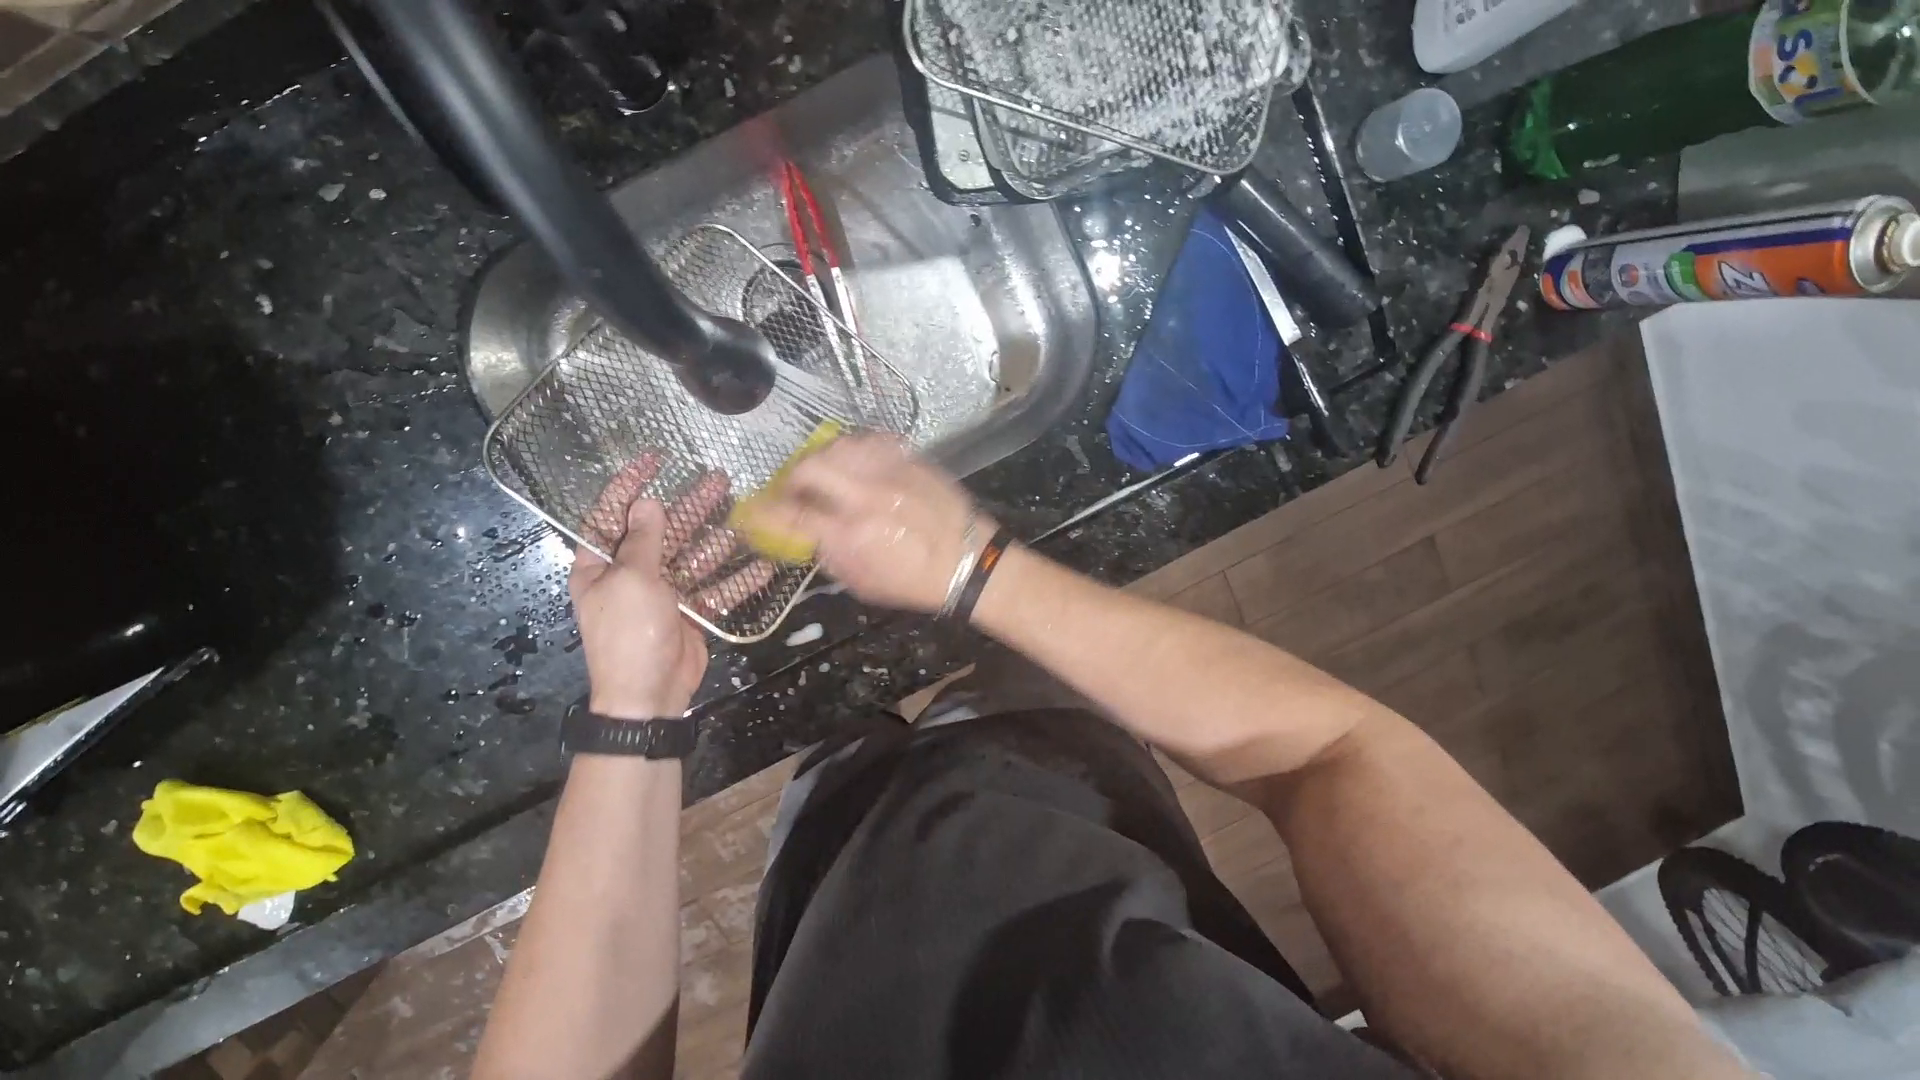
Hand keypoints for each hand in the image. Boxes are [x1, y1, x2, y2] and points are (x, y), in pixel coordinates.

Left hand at [569, 457, 772, 718]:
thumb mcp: (632, 580)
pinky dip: (736, 580)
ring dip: (719, 537)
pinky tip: (762, 566)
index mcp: (601, 564)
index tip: (656, 459)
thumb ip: (643, 540)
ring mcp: (663, 594)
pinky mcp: (690, 613)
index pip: (613, 512)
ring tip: (746, 514)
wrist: (647, 695)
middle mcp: (630, 573)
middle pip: (662, 530)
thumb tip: (647, 503)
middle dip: (690, 506)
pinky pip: (714, 590)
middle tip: (719, 479)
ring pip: (693, 556)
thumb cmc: (629, 634)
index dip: (630, 482)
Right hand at [736, 434, 985, 613]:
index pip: (791, 516)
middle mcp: (865, 496)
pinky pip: (872, 440)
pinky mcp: (910, 460)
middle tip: (793, 490)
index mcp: (851, 534)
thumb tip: (808, 536)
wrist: (969, 562)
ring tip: (824, 473)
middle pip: (810, 468)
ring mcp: (890, 472)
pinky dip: (855, 449)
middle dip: (791, 478)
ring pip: (839, 447)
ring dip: (823, 460)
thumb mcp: (863, 583)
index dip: (764, 513)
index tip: (754, 513)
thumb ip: (830, 556)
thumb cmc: (914, 582)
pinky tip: (855, 461)